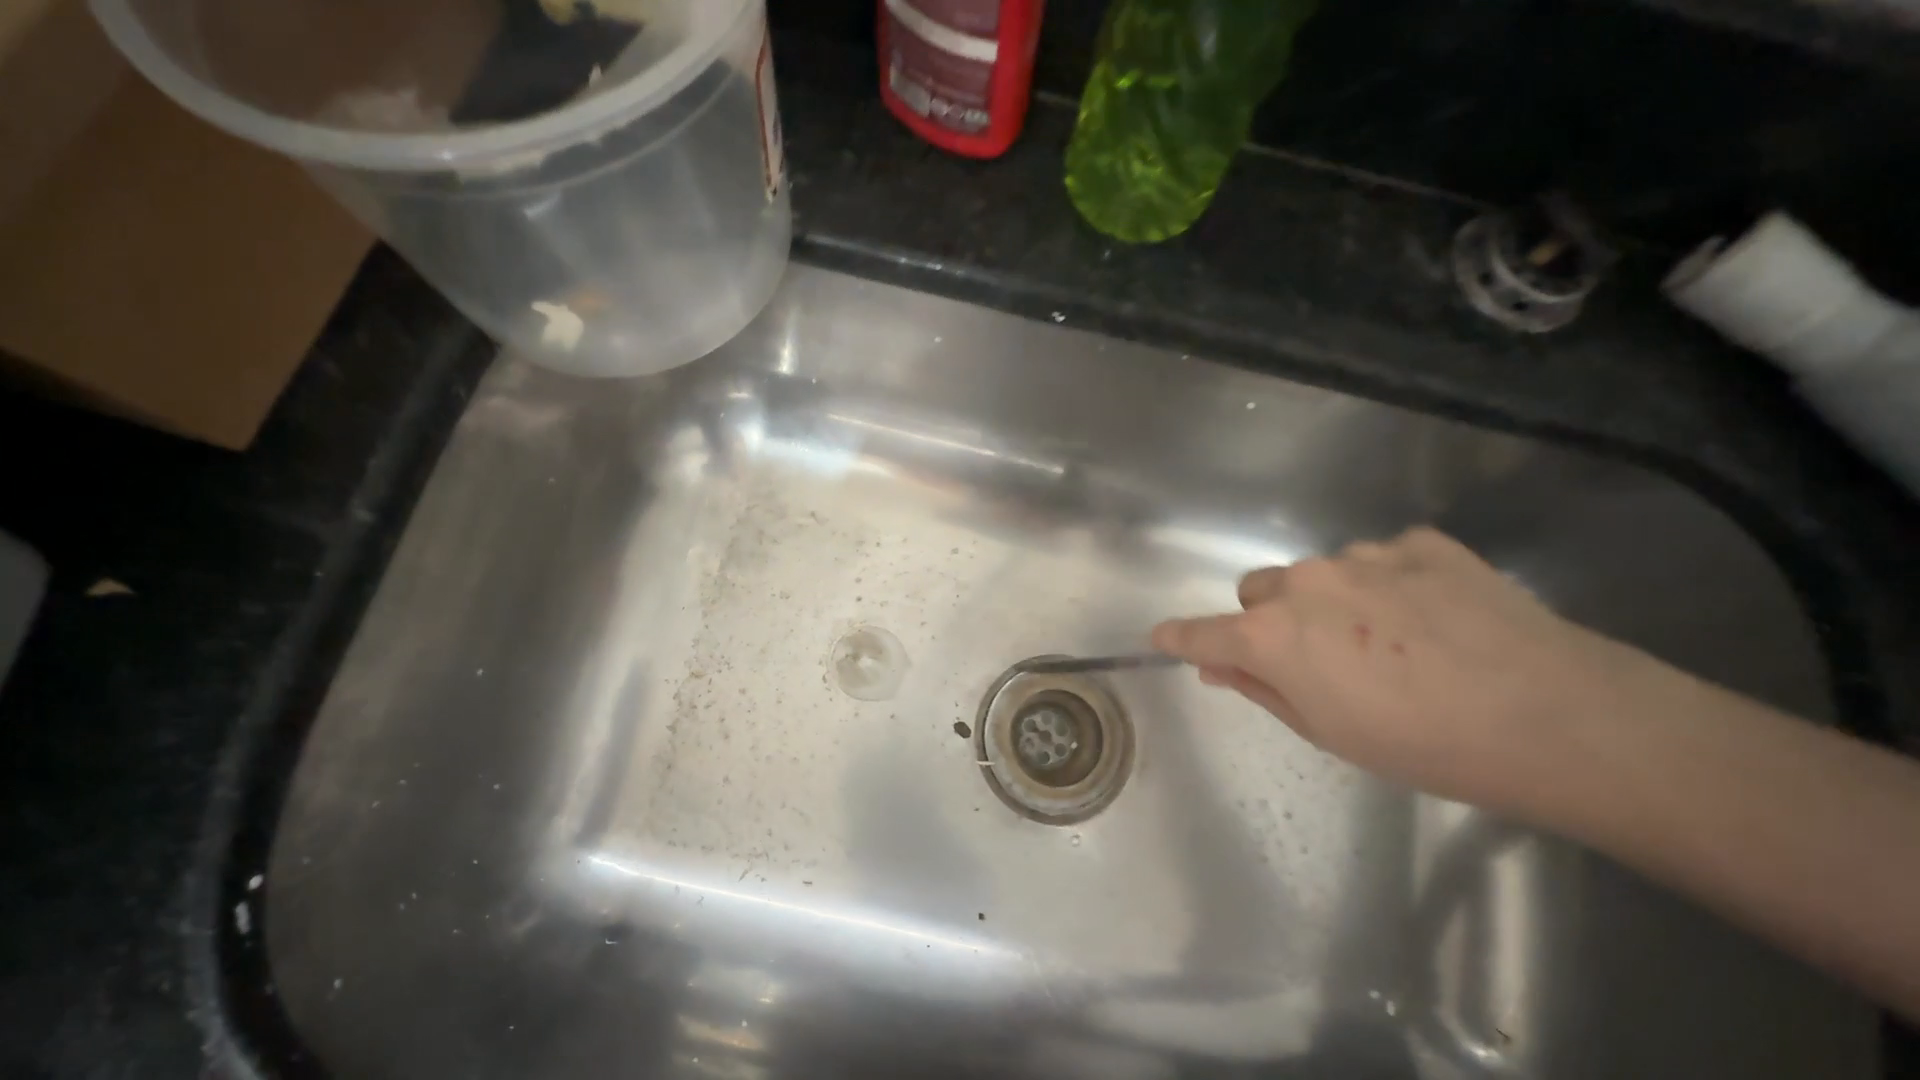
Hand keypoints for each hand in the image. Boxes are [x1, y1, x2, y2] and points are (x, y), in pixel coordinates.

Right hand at [1152, 527, 1646, 812]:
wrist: (1551, 715)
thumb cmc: (1426, 747)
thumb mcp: (1331, 735)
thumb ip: (1265, 691)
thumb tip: (1224, 667)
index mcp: (1274, 636)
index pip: (1203, 632)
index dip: (1180, 637)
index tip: (1162, 638)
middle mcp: (1306, 584)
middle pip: (1260, 591)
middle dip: (1271, 620)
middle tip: (1316, 661)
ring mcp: (1365, 556)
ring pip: (1320, 573)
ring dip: (1332, 602)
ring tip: (1389, 643)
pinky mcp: (1421, 543)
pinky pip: (1381, 558)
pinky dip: (1388, 584)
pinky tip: (1431, 618)